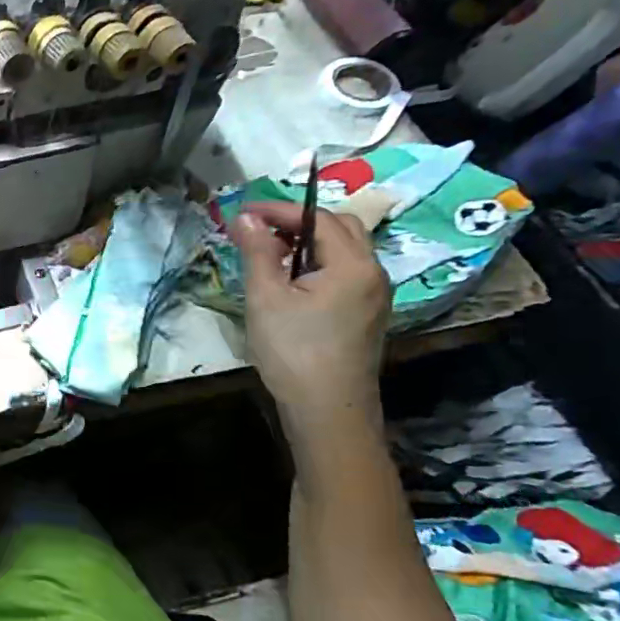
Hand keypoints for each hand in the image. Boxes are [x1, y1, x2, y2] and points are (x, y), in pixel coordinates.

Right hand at [234, 201, 390, 430]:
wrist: (326, 410)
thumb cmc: (293, 351)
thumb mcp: (266, 298)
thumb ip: (258, 252)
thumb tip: (245, 217)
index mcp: (353, 264)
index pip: (319, 218)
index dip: (281, 210)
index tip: (245, 212)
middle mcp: (374, 273)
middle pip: (340, 229)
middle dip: (299, 222)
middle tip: (260, 231)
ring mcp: (375, 296)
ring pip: (344, 252)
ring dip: (309, 244)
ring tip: (270, 255)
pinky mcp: (367, 315)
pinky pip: (345, 273)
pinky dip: (319, 265)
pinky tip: (292, 282)